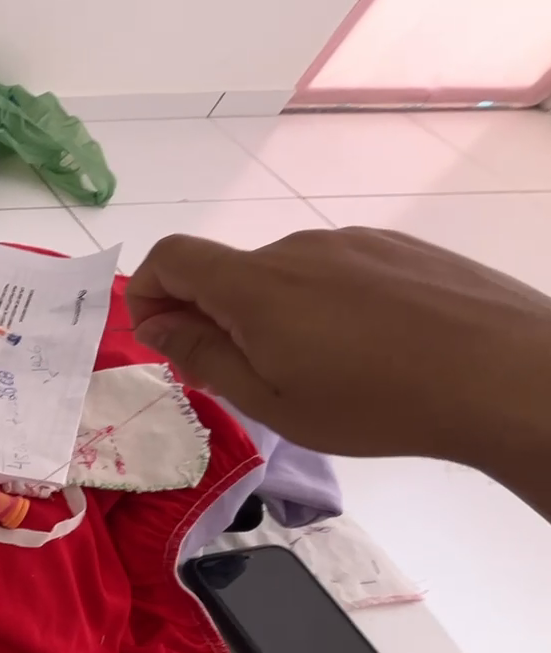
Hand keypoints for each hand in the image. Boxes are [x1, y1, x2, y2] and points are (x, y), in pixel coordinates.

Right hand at [126, 227, 550, 471]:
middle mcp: (300, 248)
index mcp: (256, 285)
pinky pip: (328, 271)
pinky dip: (312, 304)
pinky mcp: (401, 250)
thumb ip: (199, 352)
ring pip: (276, 276)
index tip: (161, 339)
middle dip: (205, 318)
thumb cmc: (372, 401)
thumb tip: (157, 324)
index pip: (170, 258)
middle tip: (231, 376)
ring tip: (302, 366)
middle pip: (223, 273)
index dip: (146, 293)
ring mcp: (356, 243)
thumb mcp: (263, 397)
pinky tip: (355, 346)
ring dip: (261, 315)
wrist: (519, 380)